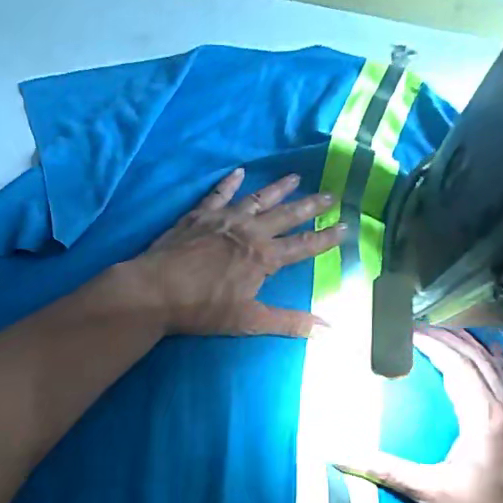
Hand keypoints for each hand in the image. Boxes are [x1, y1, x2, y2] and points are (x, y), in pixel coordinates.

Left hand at [122, 168, 341, 336]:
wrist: (155, 290)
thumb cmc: (202, 309)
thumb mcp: (249, 321)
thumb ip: (289, 322)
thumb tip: (328, 329)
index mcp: (263, 258)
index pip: (303, 246)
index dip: (326, 238)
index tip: (346, 226)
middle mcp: (248, 232)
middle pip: (285, 215)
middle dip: (310, 206)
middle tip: (330, 194)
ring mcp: (222, 220)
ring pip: (256, 199)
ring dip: (277, 188)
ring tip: (294, 177)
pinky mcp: (198, 216)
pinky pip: (218, 194)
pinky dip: (230, 183)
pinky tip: (239, 172)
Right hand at [337, 327, 502, 502]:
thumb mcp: (432, 494)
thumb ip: (386, 471)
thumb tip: (338, 456)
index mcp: (485, 416)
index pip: (456, 364)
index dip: (430, 343)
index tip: (404, 331)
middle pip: (478, 357)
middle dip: (447, 337)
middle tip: (417, 328)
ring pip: (497, 366)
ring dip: (471, 346)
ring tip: (446, 333)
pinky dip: (493, 361)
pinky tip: (491, 356)